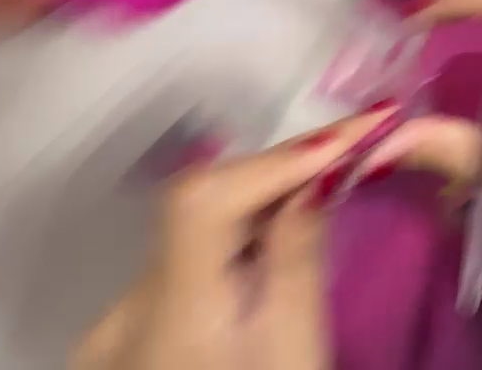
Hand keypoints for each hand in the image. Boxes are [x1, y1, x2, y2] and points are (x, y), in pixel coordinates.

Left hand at [70, 109, 391, 369]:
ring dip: (268, 187)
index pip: (205, 199)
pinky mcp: (131, 326)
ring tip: (334, 166)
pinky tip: (282, 218)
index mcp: (169, 319)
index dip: (276, 157)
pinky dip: (244, 222)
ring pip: (202, 219)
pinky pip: (195, 247)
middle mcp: (125, 309)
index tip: (353, 134)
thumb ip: (299, 253)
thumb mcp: (298, 346)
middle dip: (284, 166)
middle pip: (206, 200)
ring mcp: (119, 318)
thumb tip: (319, 169)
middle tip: (362, 137)